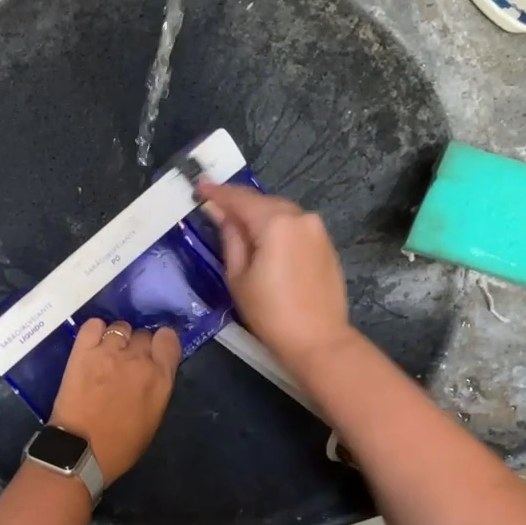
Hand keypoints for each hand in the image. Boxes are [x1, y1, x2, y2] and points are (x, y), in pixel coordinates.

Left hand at [48, 318, 179, 479]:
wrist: (81, 452)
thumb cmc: (121, 446)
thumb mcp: (153, 418)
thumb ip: (156, 388)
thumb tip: (151, 372)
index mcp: (160, 379)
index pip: (168, 339)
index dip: (160, 344)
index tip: (152, 353)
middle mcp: (138, 360)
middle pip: (142, 334)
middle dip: (136, 346)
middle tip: (125, 363)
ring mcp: (109, 353)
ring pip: (120, 328)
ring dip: (116, 338)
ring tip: (107, 354)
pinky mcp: (82, 352)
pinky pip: (93, 325)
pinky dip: (95, 331)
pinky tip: (92, 344)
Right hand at [198, 181, 355, 372]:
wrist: (318, 339)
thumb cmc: (270, 312)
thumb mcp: (238, 277)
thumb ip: (231, 239)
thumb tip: (224, 217)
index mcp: (276, 222)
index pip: (241, 199)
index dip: (218, 192)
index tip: (200, 186)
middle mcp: (300, 217)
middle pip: (263, 202)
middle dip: (240, 204)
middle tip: (216, 208)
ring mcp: (317, 230)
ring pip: (281, 213)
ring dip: (259, 216)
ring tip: (238, 227)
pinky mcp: (325, 245)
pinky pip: (295, 227)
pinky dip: (277, 229)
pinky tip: (265, 242)